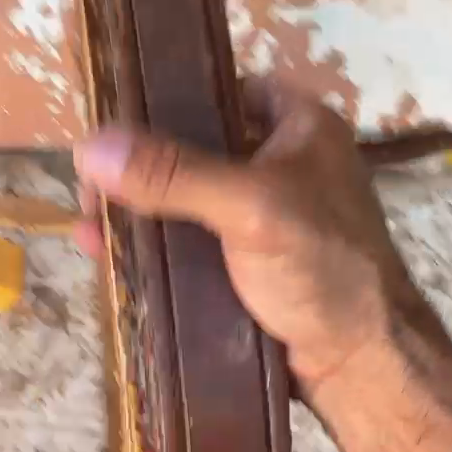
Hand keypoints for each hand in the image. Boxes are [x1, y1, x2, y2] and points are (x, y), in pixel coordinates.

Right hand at [73, 81, 421, 390]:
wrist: (362, 362)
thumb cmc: (322, 266)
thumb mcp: (249, 207)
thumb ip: (173, 174)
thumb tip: (89, 147)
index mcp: (300, 126)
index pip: (228, 90)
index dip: (174, 99)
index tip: (119, 124)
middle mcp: (283, 161)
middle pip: (197, 146)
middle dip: (140, 167)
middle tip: (92, 191)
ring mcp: (267, 213)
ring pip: (190, 196)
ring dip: (140, 209)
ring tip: (91, 228)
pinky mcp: (250, 259)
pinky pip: (194, 238)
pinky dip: (158, 243)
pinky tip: (115, 257)